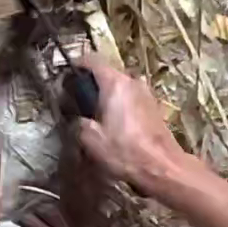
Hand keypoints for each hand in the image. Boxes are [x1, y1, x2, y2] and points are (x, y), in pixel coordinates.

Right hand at [73, 54, 198, 195]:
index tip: (65, 78)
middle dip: (91, 86)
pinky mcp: (154, 108)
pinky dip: (120, 107)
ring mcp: (146, 94)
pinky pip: (131, 100)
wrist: (162, 166)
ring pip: (120, 88)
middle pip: (107, 74)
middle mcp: (133, 81)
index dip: (75, 66)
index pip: (91, 60)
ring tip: (96, 117)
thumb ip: (78, 122)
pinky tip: (115, 126)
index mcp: (115, 83)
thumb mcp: (90, 139)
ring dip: (107, 98)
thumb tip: (77, 119)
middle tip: (78, 103)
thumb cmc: (125, 150)